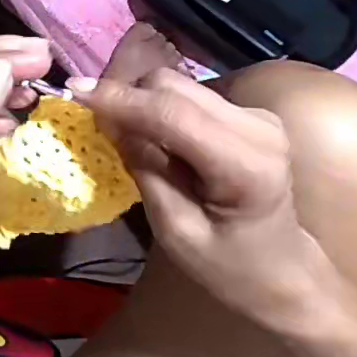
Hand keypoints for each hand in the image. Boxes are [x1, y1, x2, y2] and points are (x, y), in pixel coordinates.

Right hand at [75, 70, 356, 340]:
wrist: (283, 272)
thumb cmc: (228, 267)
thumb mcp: (175, 230)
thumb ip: (145, 168)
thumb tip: (110, 119)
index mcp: (245, 165)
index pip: (172, 114)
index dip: (120, 98)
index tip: (73, 90)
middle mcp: (258, 126)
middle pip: (173, 86)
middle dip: (129, 99)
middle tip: (99, 126)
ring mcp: (256, 114)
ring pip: (178, 84)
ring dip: (142, 103)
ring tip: (129, 140)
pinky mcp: (248, 112)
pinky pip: (188, 95)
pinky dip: (160, 109)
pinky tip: (156, 140)